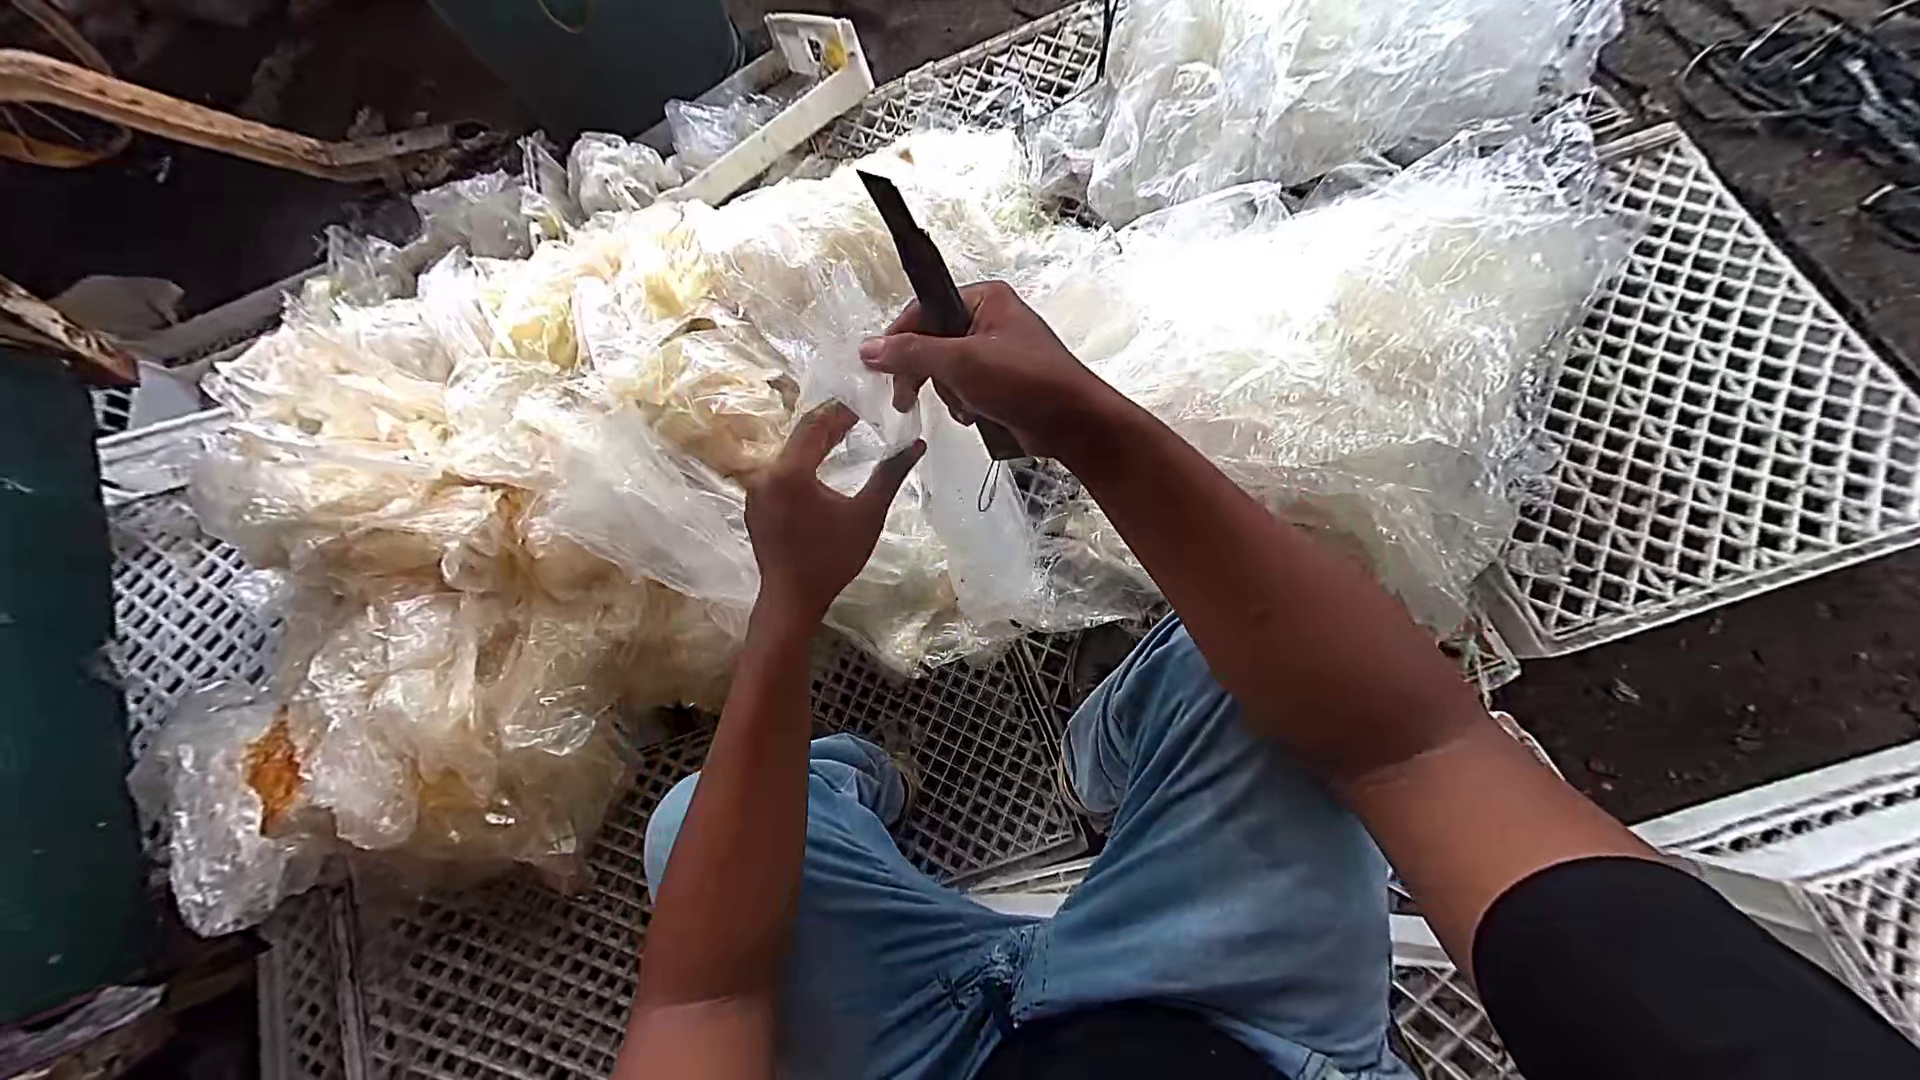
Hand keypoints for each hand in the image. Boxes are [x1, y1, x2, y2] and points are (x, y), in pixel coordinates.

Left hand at [745, 403, 924, 620]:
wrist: (793, 598)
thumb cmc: (832, 559)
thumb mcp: (867, 515)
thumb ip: (889, 475)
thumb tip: (916, 444)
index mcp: (789, 473)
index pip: (816, 425)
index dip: (841, 410)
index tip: (866, 402)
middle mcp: (765, 474)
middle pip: (801, 436)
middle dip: (831, 424)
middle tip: (862, 413)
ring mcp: (756, 489)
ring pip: (790, 453)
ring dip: (818, 442)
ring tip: (847, 433)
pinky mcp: (756, 502)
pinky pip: (781, 471)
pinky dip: (804, 462)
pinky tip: (823, 464)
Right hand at [858, 280, 1120, 459]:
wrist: (1073, 422)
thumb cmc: (1027, 382)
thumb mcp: (962, 362)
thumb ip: (912, 353)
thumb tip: (869, 349)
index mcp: (984, 299)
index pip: (924, 310)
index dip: (899, 340)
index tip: (880, 366)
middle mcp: (989, 320)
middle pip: (932, 342)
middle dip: (925, 373)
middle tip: (906, 399)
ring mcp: (996, 353)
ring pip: (947, 370)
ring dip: (949, 393)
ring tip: (965, 407)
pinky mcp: (1001, 382)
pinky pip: (965, 388)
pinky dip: (964, 404)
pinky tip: (976, 415)